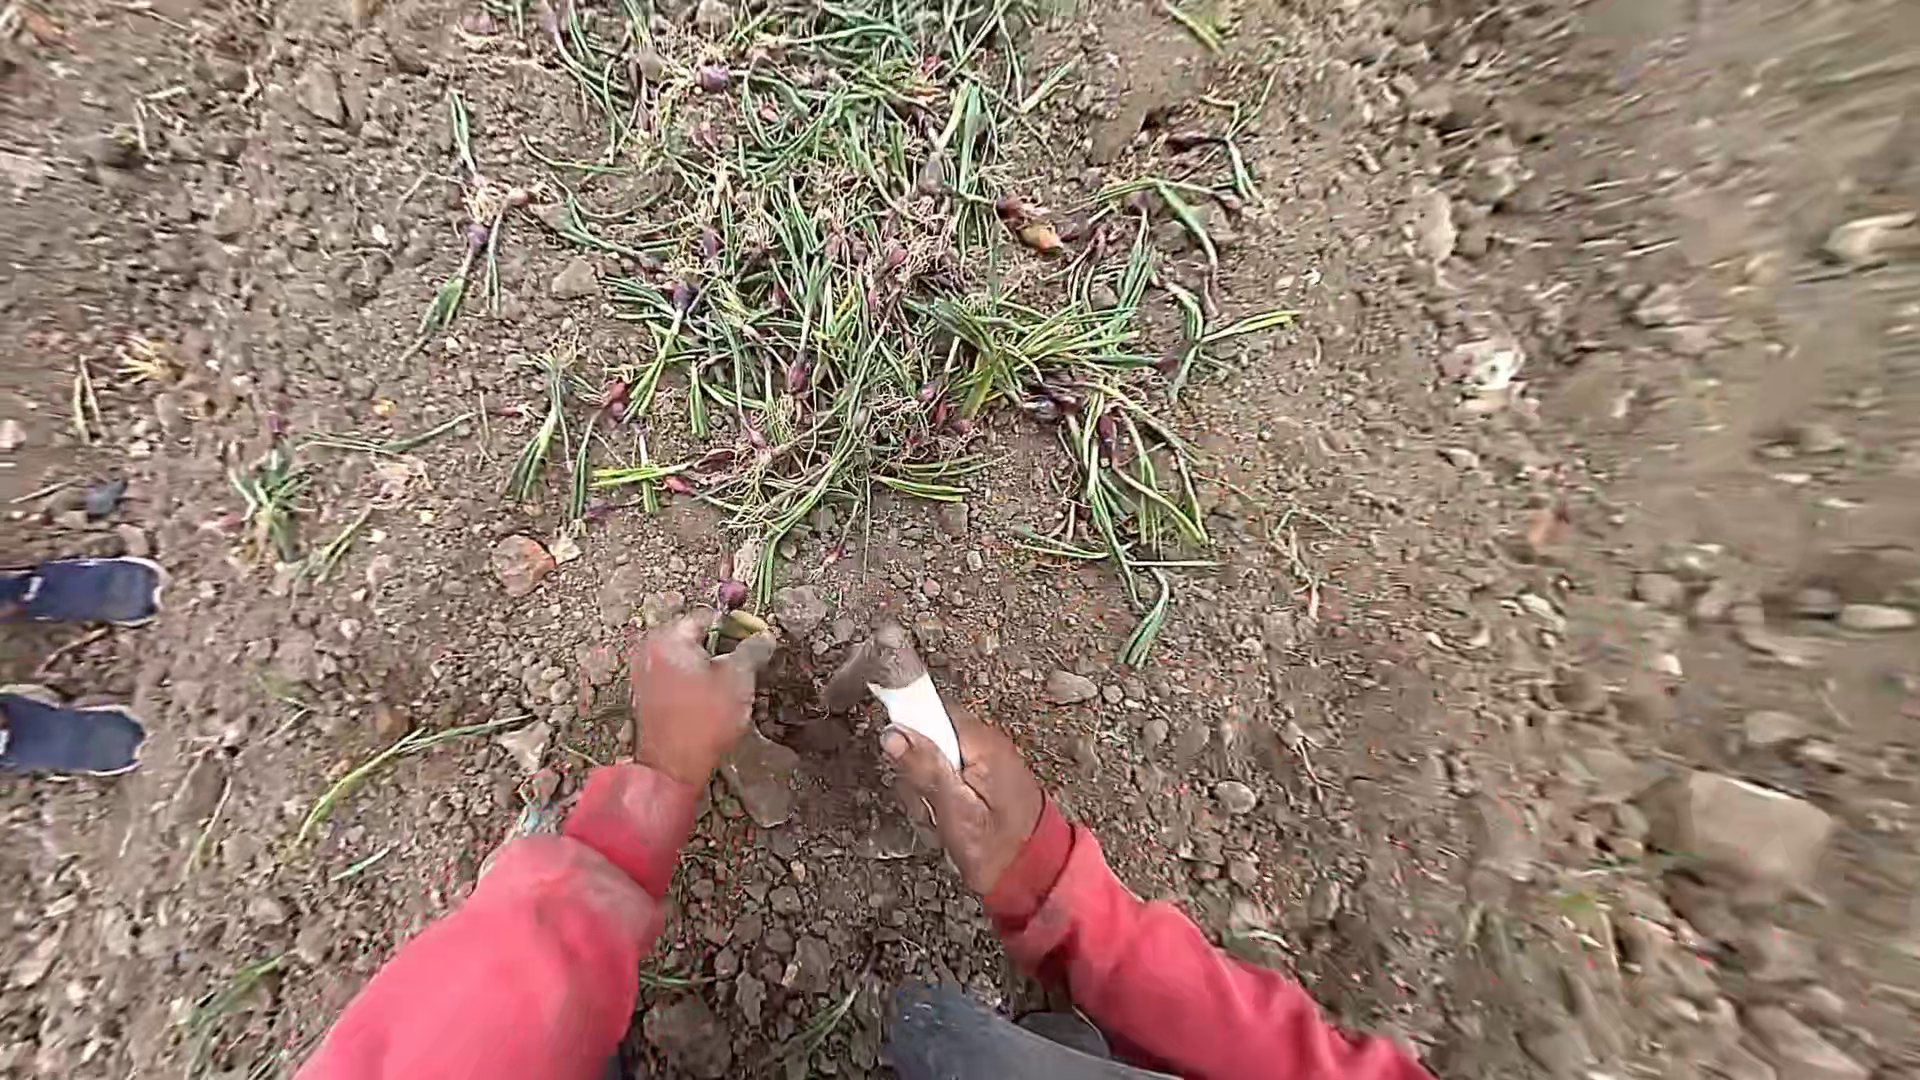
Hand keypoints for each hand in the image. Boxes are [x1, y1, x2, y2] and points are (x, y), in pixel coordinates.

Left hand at [629, 616, 776, 784]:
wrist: (672, 768)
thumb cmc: (705, 717)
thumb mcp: (738, 677)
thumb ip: (753, 649)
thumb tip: (765, 636)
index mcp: (668, 638)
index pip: (708, 617)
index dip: (738, 626)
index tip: (758, 640)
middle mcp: (650, 651)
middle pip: (698, 636)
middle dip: (727, 646)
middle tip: (751, 661)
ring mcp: (646, 675)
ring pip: (691, 657)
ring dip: (716, 664)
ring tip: (739, 681)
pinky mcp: (650, 697)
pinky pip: (681, 675)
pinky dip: (701, 679)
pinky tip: (719, 696)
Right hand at [882, 706, 1043, 895]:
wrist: (1035, 876)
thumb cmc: (999, 849)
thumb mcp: (955, 811)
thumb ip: (925, 769)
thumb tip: (894, 734)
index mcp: (981, 743)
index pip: (932, 709)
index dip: (910, 731)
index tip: (900, 758)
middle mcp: (987, 741)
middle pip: (931, 734)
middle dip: (919, 768)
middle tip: (928, 802)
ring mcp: (987, 757)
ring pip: (936, 756)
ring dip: (929, 786)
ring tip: (941, 816)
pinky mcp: (986, 773)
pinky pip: (950, 771)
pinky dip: (943, 793)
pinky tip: (949, 817)